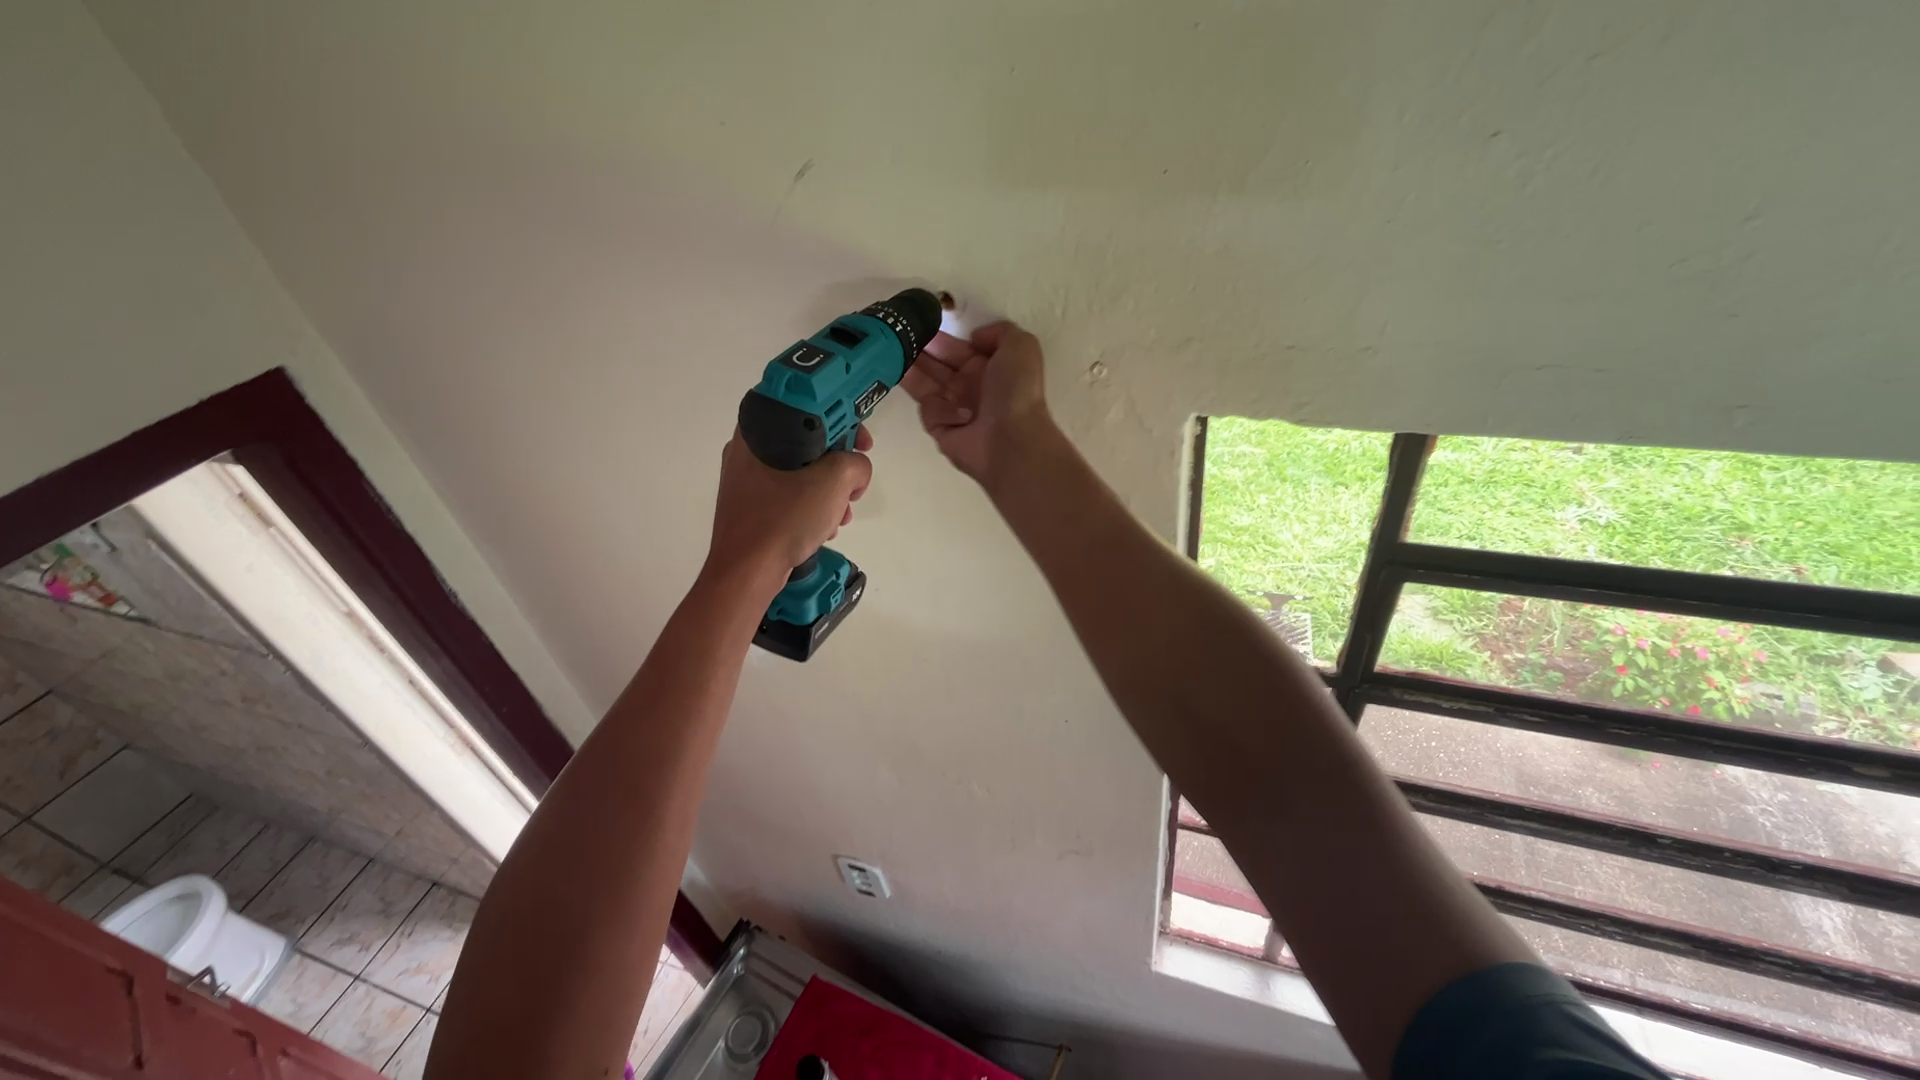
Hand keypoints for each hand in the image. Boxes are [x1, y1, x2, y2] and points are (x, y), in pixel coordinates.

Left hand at [706, 427, 872, 587]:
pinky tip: (823, 525)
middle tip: (854, 481)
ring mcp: (746, 479)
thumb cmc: (784, 519)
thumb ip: (856, 464)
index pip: (806, 404)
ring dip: (828, 488)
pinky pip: (788, 491)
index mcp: (758, 430)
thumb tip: (855, 471)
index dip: (842, 415)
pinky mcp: (750, 504)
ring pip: (800, 469)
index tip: (860, 439)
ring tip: (840, 512)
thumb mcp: (834, 482)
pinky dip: (810, 503)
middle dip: (839, 460)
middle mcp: (747, 448)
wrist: (747, 572)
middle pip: (806, 438)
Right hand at [899, 321, 1050, 485]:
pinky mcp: (940, 427)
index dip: (937, 335)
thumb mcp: (1020, 346)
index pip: (955, 347)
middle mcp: (969, 385)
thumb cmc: (1016, 391)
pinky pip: (929, 409)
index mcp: (987, 366)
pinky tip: (959, 416)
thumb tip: (973, 337)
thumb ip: (999, 331)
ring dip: (912, 370)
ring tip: (891, 356)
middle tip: (893, 336)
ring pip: (925, 383)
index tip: (916, 322)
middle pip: (936, 363)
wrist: (1011, 440)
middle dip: (917, 349)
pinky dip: (940, 409)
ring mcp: (953, 406)